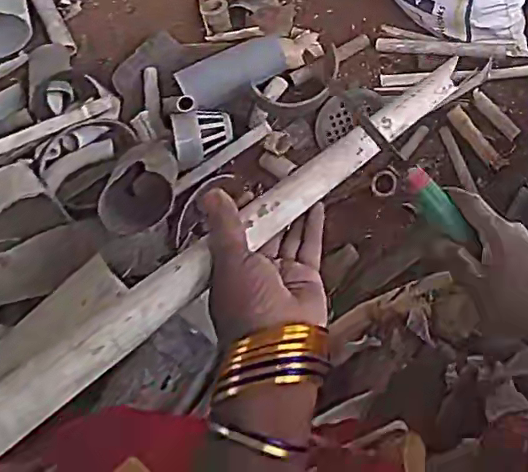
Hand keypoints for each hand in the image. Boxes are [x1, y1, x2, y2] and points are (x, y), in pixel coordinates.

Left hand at [200, 188, 327, 338]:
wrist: (280, 342)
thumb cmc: (247, 313)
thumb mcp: (231, 261)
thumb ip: (226, 226)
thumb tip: (211, 197)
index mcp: (230, 272)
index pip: (235, 235)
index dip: (242, 213)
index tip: (247, 192)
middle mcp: (256, 273)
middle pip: (265, 233)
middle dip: (270, 210)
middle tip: (276, 185)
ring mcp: (282, 275)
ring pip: (289, 236)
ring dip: (293, 213)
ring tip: (298, 190)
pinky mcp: (306, 276)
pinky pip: (310, 244)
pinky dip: (314, 225)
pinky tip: (315, 208)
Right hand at [438, 187, 527, 344]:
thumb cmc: (512, 303)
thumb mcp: (476, 285)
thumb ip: (454, 258)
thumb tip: (435, 240)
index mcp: (496, 229)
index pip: (469, 200)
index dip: (448, 196)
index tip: (431, 199)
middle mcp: (510, 226)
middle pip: (478, 215)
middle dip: (457, 224)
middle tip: (438, 241)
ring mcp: (522, 238)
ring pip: (489, 231)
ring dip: (471, 240)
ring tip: (459, 266)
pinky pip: (500, 242)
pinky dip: (485, 249)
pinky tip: (481, 274)